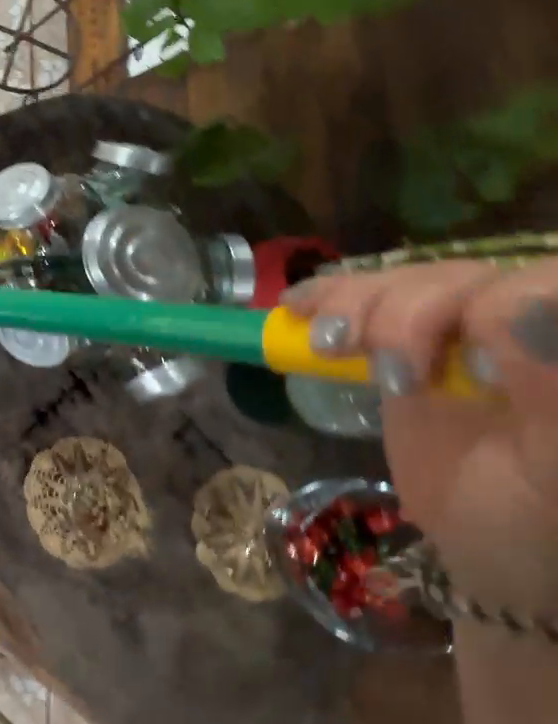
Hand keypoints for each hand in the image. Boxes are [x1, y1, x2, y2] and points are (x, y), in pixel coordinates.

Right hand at [284, 259, 557, 612]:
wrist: (495, 551)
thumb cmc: (537, 527)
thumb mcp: (556, 468)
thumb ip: (550, 387)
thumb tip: (519, 311)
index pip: (533, 288)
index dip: (490, 311)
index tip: (472, 375)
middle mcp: (532, 329)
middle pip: (463, 277)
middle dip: (406, 315)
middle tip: (388, 378)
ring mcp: (471, 331)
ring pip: (411, 278)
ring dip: (356, 307)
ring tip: (331, 350)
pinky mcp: (414, 338)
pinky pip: (369, 290)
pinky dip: (327, 294)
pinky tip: (298, 309)